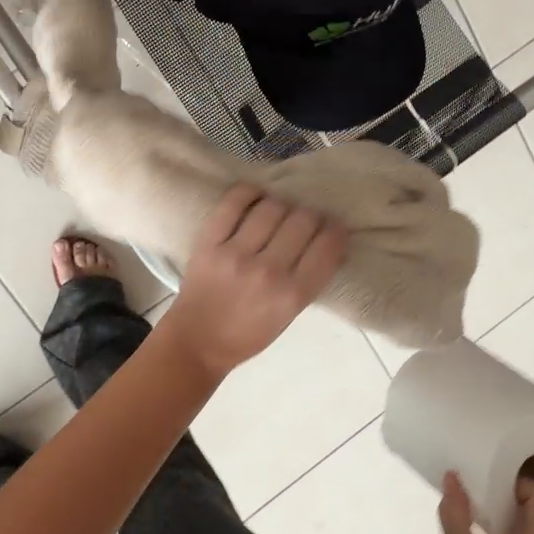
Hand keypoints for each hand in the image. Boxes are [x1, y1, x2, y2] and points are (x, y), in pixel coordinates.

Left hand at [158, 184, 346, 379]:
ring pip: (272, 207)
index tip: (333, 228)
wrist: (197, 341)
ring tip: (279, 212)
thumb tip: (326, 241)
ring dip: (281, 206)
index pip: (327, 247)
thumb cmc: (248, 334)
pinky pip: (233, 202)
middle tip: (304, 221)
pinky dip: (249, 192)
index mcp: (292, 295)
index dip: (336, 231)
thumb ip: (307, 280)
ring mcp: (235, 253)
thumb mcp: (289, 315)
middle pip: (303, 220)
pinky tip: (255, 197)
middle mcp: (267, 271)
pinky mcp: (209, 242)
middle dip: (310, 217)